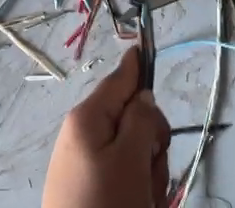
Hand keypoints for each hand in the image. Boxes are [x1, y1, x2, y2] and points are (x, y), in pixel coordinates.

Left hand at [43, 47, 170, 207]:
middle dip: (151, 141)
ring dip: (147, 171)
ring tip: (142, 198)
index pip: (119, 78)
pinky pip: (122, 175)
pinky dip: (135, 188)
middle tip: (150, 167)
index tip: (147, 43)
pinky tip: (137, 205)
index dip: (138, 64)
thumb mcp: (131, 159)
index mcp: (87, 118)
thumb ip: (141, 119)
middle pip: (133, 117)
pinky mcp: (88, 189)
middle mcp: (83, 135)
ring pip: (133, 150)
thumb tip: (142, 94)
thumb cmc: (106, 204)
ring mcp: (85, 164)